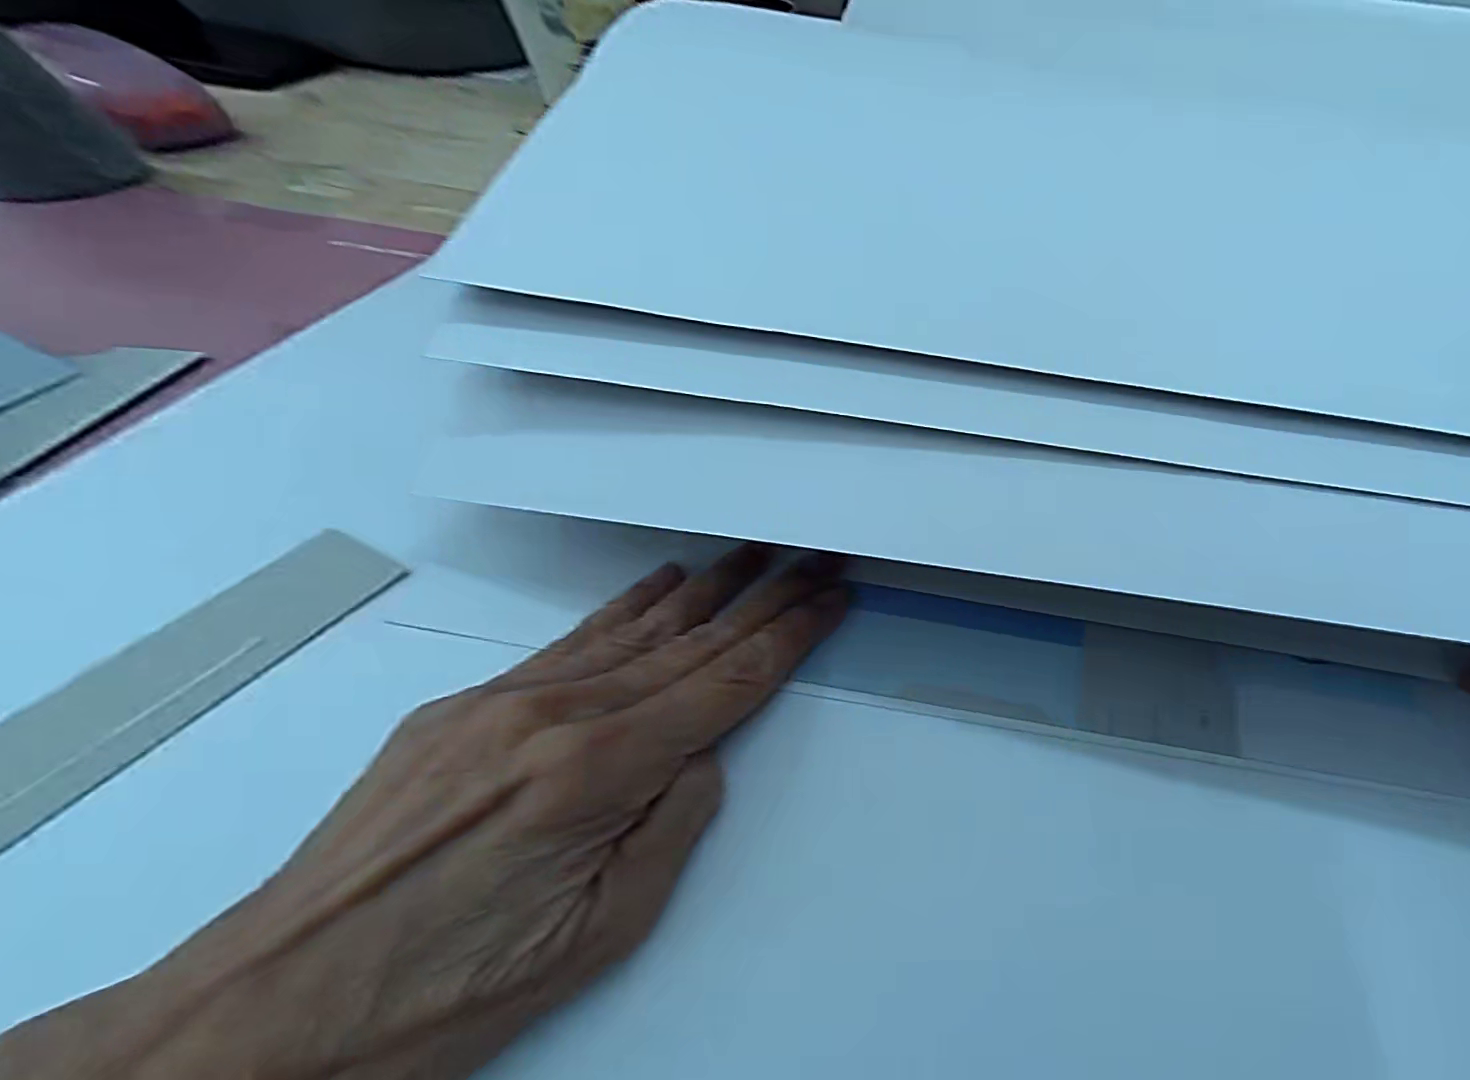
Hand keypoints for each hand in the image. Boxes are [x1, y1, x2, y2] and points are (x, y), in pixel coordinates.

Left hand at [0, 544, 849, 1079]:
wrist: (272, 1011)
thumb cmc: (453, 989)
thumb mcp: (604, 930)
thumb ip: (674, 825)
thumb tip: (702, 753)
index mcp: (600, 771)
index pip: (727, 683)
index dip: (787, 638)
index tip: (826, 602)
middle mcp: (557, 715)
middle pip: (694, 643)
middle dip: (766, 598)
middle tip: (811, 561)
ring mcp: (507, 701)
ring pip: (638, 629)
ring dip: (708, 588)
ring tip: (753, 555)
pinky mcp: (468, 705)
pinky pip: (573, 640)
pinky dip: (629, 606)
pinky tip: (664, 582)